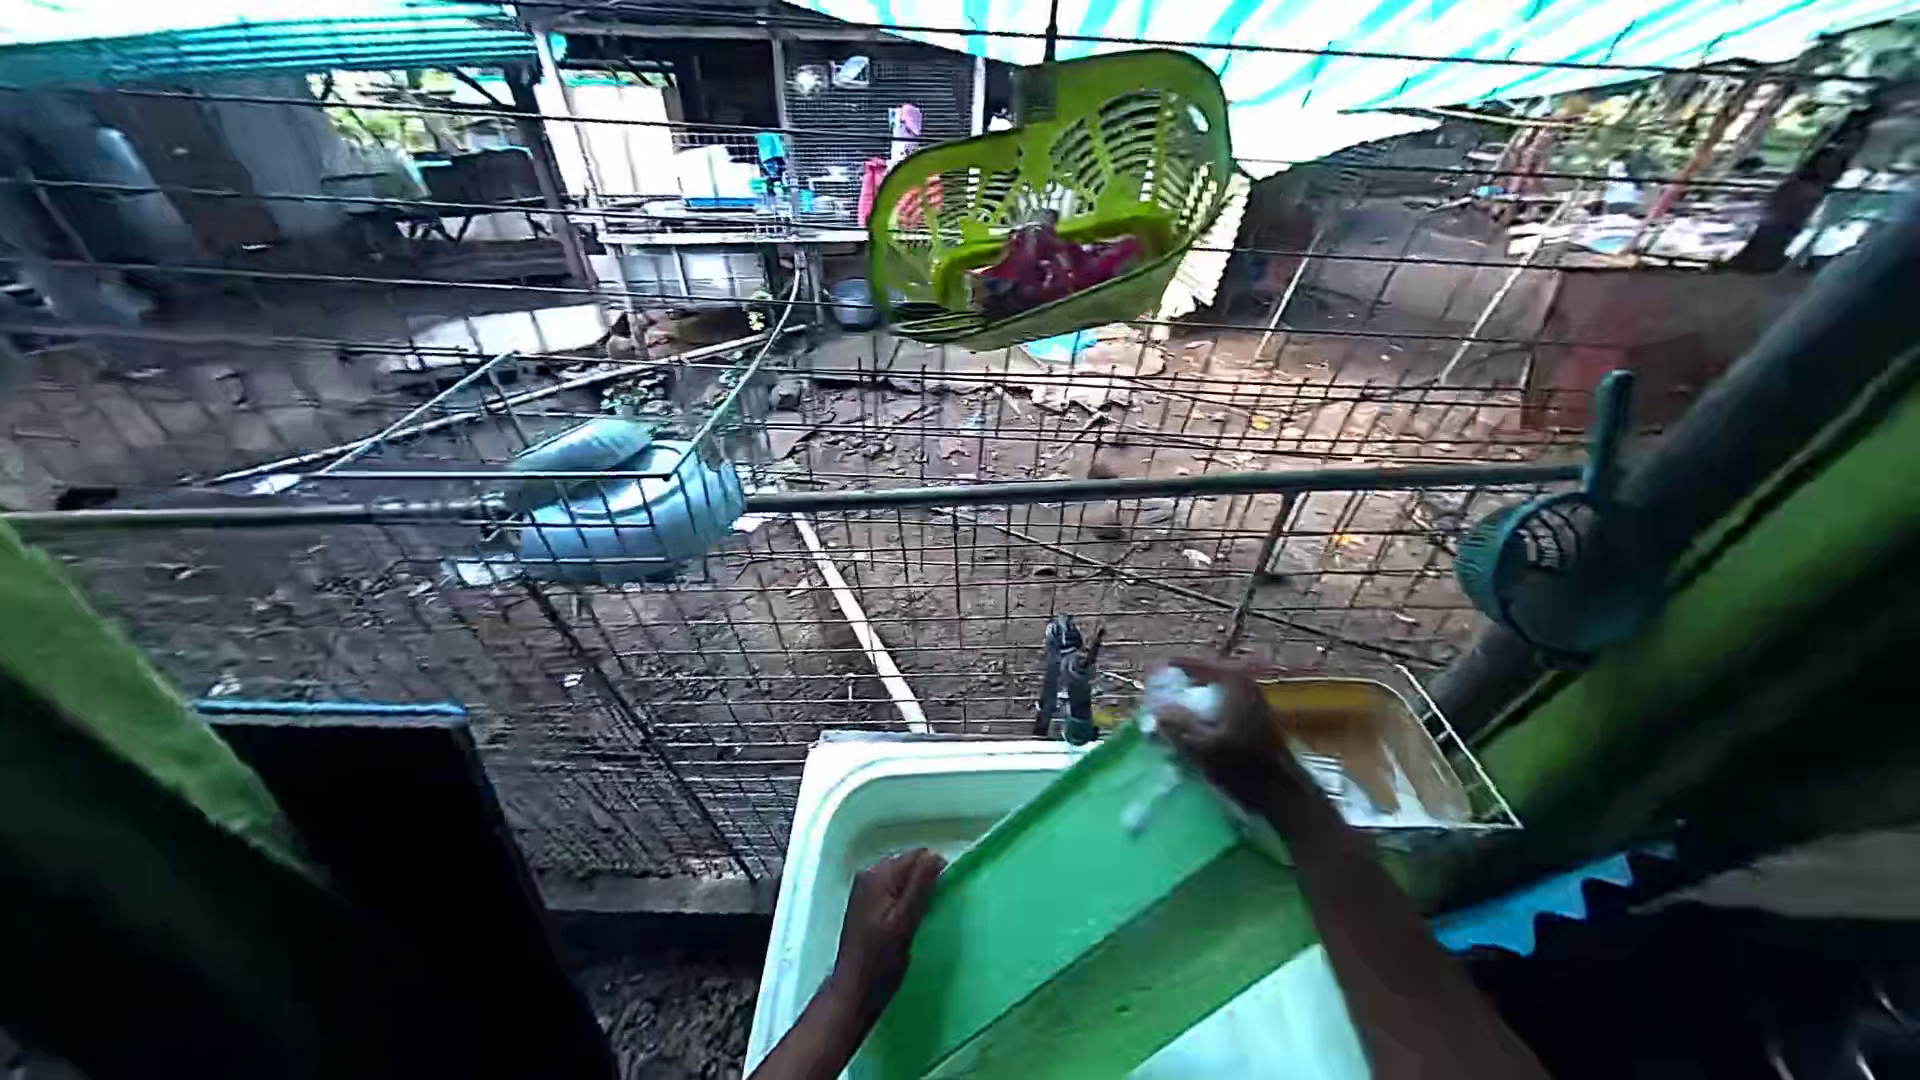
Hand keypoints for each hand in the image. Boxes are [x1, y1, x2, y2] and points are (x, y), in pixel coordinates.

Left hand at [826, 848, 945, 1023]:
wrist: (852, 993)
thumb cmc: (880, 961)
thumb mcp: (905, 922)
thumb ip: (920, 886)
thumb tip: (936, 855)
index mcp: (879, 874)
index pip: (917, 856)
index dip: (934, 872)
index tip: (939, 897)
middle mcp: (868, 873)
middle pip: (907, 863)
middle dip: (922, 880)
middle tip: (929, 909)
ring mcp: (864, 886)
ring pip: (900, 876)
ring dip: (912, 890)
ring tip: (918, 916)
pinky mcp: (863, 901)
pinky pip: (890, 887)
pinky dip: (901, 897)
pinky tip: (904, 919)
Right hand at [1153, 658, 1316, 815]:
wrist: (1284, 794)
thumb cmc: (1244, 768)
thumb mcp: (1202, 747)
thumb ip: (1177, 723)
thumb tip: (1157, 708)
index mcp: (1231, 680)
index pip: (1189, 665)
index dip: (1167, 675)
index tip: (1149, 687)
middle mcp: (1243, 681)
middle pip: (1200, 677)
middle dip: (1179, 690)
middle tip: (1158, 704)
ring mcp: (1251, 696)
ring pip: (1210, 691)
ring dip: (1191, 703)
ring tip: (1172, 719)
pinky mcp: (1255, 713)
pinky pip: (1220, 702)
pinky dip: (1205, 712)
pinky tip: (1195, 730)